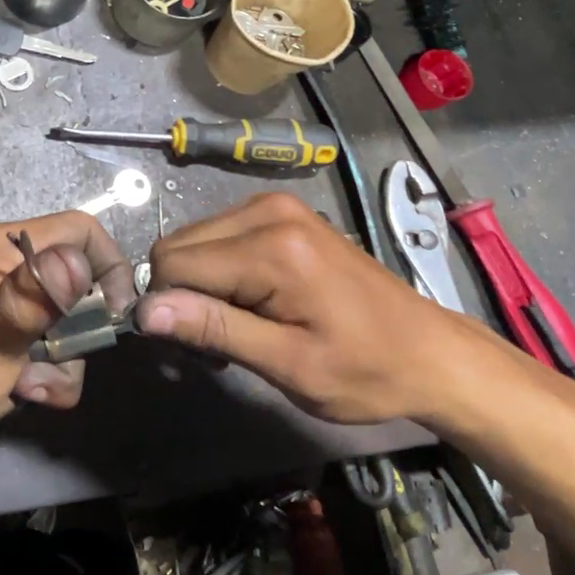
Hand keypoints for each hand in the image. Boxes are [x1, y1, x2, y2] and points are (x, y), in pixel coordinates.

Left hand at [0, 212, 135, 436]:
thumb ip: (33, 306)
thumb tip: (80, 260)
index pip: (82, 232)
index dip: (109, 271)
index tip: (112, 327)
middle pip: (64, 290)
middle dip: (63, 348)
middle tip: (37, 389)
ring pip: (34, 326)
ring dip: (27, 371)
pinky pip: (1, 340)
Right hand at [135, 192, 492, 423]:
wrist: (430, 352)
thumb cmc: (365, 370)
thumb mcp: (289, 364)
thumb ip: (214, 330)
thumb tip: (145, 311)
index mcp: (271, 247)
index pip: (173, 262)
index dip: (171, 307)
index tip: (200, 348)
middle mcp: (267, 211)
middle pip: (178, 245)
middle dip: (184, 294)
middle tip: (222, 340)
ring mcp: (273, 205)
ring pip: (193, 239)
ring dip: (200, 283)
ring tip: (240, 323)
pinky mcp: (278, 211)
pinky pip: (217, 234)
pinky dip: (218, 269)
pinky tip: (249, 299)